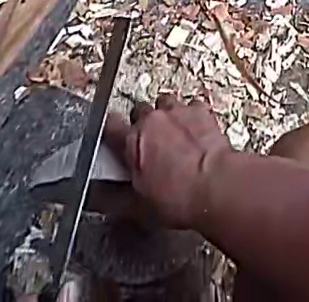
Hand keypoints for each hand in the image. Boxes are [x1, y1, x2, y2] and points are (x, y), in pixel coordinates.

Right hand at [104, 92, 234, 229]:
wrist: (215, 183)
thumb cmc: (178, 197)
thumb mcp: (136, 206)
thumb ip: (109, 197)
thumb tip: (93, 196)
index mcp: (132, 140)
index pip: (110, 125)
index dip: (109, 129)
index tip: (111, 135)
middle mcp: (154, 119)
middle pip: (140, 110)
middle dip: (142, 124)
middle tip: (148, 143)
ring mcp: (178, 111)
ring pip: (165, 103)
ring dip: (166, 115)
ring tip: (172, 134)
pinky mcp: (200, 110)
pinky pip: (191, 105)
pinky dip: (190, 115)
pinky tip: (194, 131)